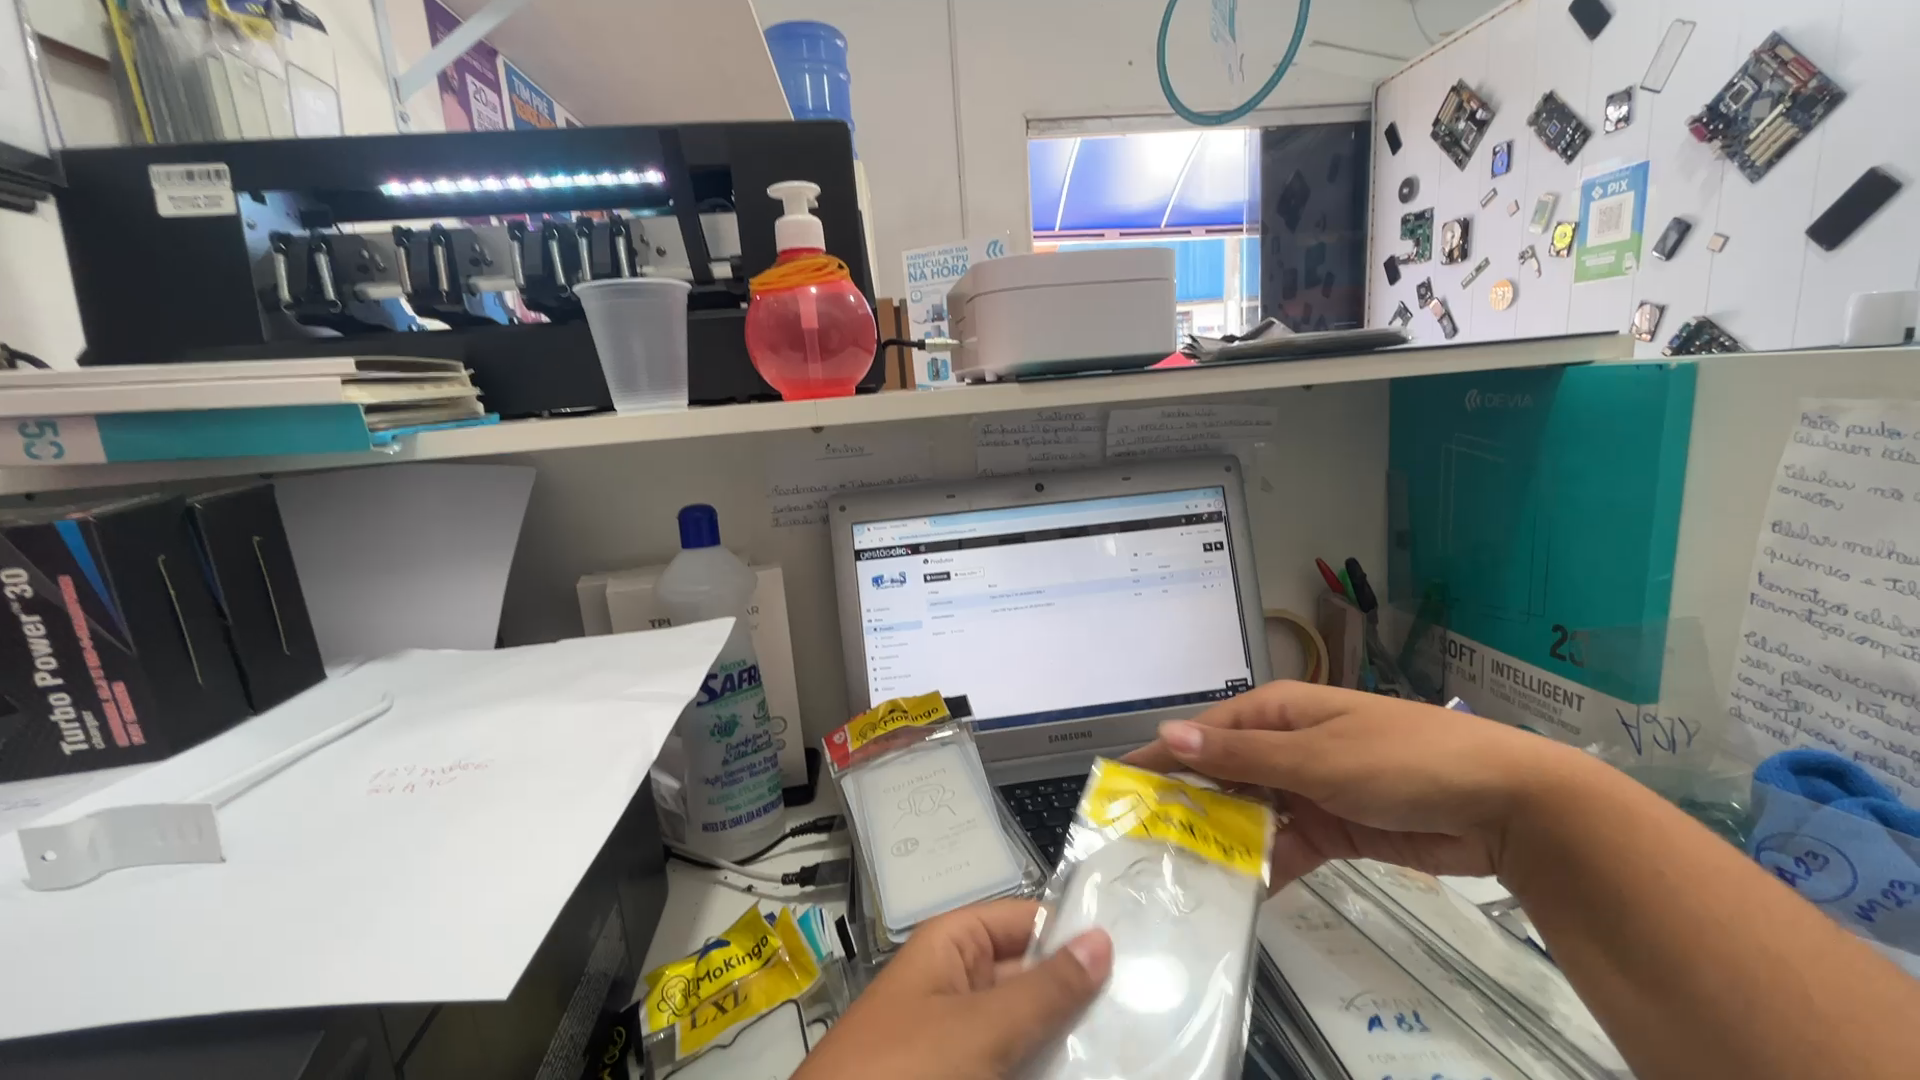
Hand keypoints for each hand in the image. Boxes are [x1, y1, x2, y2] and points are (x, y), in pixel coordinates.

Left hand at [792, 899, 1110, 1079]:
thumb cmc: (903, 1069)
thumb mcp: (979, 1028)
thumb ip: (1045, 989)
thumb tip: (1102, 938)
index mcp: (953, 946)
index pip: (1027, 920)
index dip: (1077, 932)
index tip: (1140, 951)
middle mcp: (959, 982)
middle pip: (1034, 976)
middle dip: (1083, 994)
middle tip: (1153, 1007)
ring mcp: (961, 1037)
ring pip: (1030, 1029)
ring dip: (1071, 1041)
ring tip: (1138, 1044)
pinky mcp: (965, 1076)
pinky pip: (1015, 1063)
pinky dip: (1047, 1068)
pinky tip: (1093, 1070)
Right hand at [1124, 682, 1590, 887]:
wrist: (1505, 804)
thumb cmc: (1403, 760)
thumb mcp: (1317, 757)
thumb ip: (1242, 754)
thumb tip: (1169, 733)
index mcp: (1280, 713)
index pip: (1204, 733)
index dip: (1162, 759)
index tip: (1120, 789)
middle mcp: (1289, 746)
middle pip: (1223, 775)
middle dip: (1189, 807)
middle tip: (1143, 847)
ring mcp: (1312, 788)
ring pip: (1251, 814)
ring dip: (1224, 842)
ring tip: (1179, 879)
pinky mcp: (1335, 827)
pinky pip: (1285, 846)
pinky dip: (1264, 867)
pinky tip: (1236, 896)